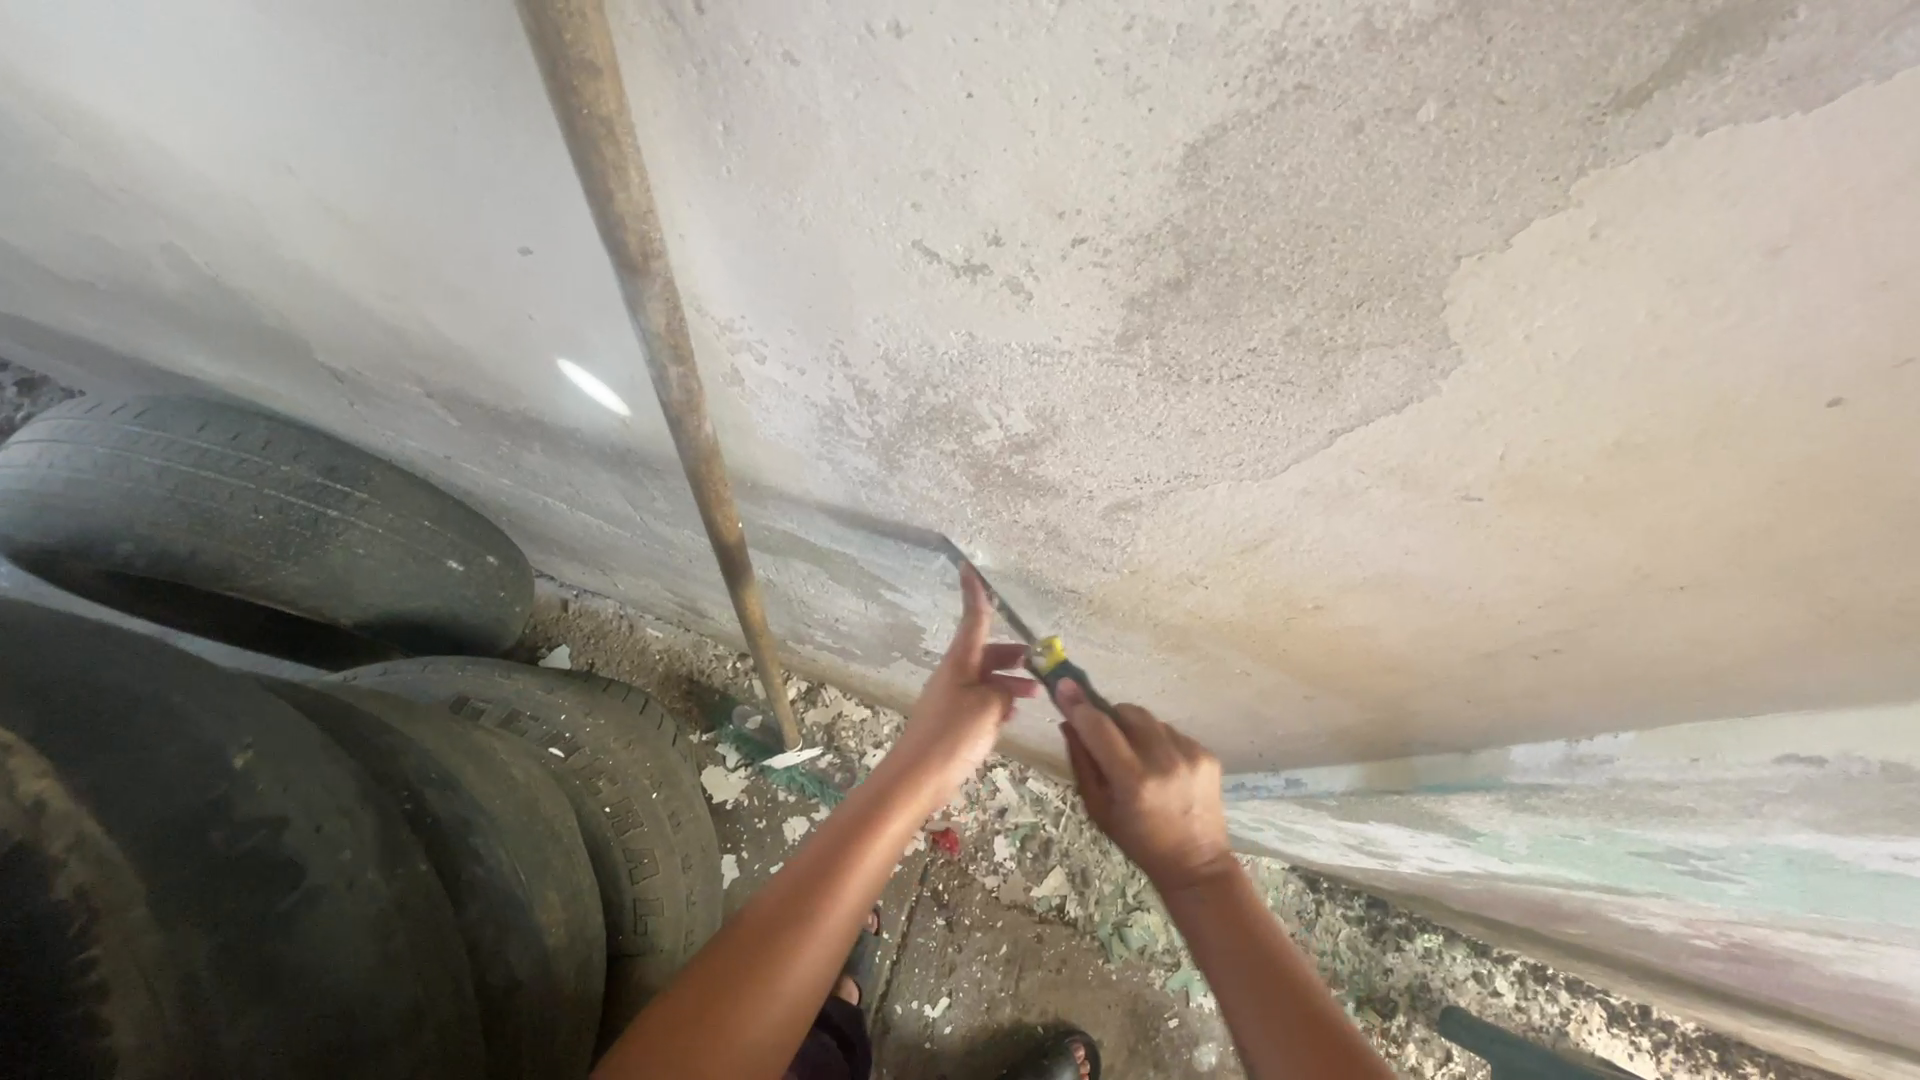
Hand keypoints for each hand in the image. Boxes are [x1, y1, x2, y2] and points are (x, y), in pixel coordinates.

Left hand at [885, 565, 1039, 806]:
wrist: (917, 779)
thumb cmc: (952, 736)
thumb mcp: (988, 708)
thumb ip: (1003, 693)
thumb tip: (1004, 694)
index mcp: (960, 662)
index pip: (973, 619)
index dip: (974, 593)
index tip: (968, 566)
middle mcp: (954, 675)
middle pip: (985, 652)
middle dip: (1012, 655)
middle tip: (1038, 661)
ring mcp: (952, 699)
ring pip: (986, 680)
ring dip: (1010, 683)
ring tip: (1034, 695)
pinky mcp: (952, 722)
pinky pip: (980, 702)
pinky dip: (999, 703)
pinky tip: (1011, 717)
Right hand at [1056, 680, 1234, 894]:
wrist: (1196, 863)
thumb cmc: (1138, 841)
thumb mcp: (1098, 808)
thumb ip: (1082, 762)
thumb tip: (1068, 722)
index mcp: (1134, 781)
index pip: (1100, 728)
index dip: (1079, 704)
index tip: (1063, 685)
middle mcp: (1164, 761)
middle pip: (1127, 712)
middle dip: (1110, 718)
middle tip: (1105, 737)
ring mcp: (1191, 755)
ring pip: (1150, 720)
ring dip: (1135, 730)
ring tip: (1137, 758)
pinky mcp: (1207, 754)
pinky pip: (1172, 732)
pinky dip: (1159, 742)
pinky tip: (1161, 768)